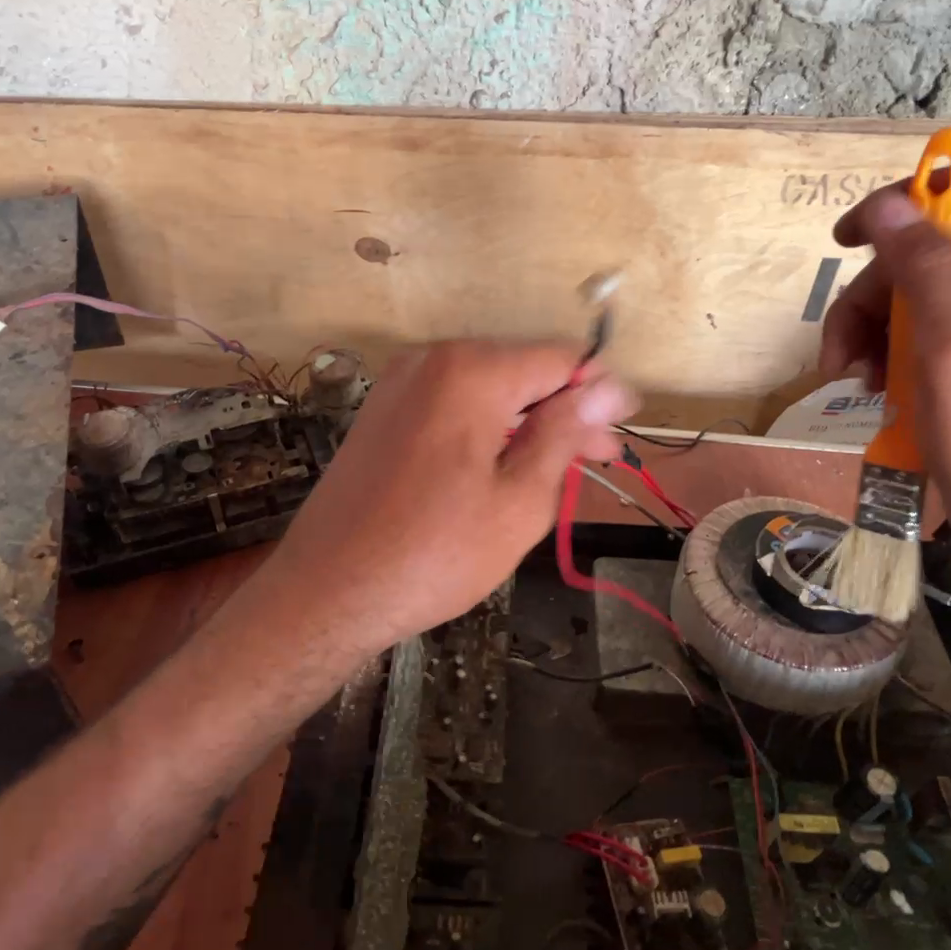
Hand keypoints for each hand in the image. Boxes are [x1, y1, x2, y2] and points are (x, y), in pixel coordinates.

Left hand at [248, 341, 635, 651]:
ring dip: (527, 420)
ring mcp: (398, 384)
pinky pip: (450, 404)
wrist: (328, 591)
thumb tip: (606, 389)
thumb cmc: (434, 555)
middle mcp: (430, 361)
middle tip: (599, 458)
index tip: (622, 430)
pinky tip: (504, 465)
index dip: (599, 392)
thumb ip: (563, 433)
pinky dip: (485, 427)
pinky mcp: (381, 413)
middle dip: (564, 408)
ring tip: (558, 468)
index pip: (559, 358)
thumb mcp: (519, 500)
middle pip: (520, 368)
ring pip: (486, 387)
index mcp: (470, 372)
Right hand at [817, 164, 950, 577]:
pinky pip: (934, 331)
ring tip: (854, 382)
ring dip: (874, 329)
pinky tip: (878, 390)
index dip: (901, 203)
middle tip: (841, 353)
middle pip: (934, 250)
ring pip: (924, 293)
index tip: (844, 241)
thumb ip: (927, 267)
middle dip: (874, 293)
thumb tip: (890, 205)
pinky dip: (895, 354)